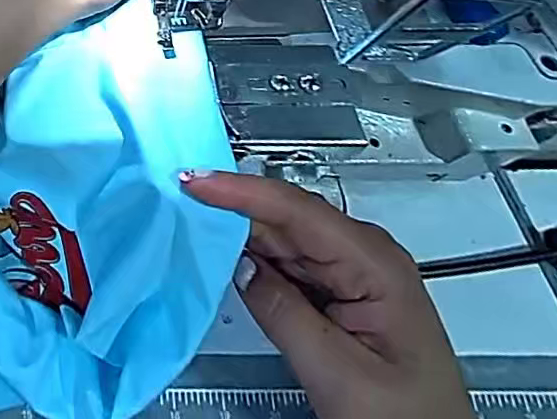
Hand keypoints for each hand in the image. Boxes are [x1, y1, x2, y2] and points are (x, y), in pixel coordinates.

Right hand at [182, 171, 473, 418]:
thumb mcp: (340, 376)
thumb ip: (285, 314)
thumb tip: (240, 265)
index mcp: (373, 261)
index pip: (296, 210)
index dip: (242, 191)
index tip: (196, 181)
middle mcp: (363, 253)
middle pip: (286, 217)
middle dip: (235, 207)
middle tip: (183, 201)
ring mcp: (350, 269)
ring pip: (284, 236)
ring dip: (240, 232)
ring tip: (195, 223)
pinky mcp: (338, 288)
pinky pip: (289, 261)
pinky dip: (256, 258)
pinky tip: (227, 255)